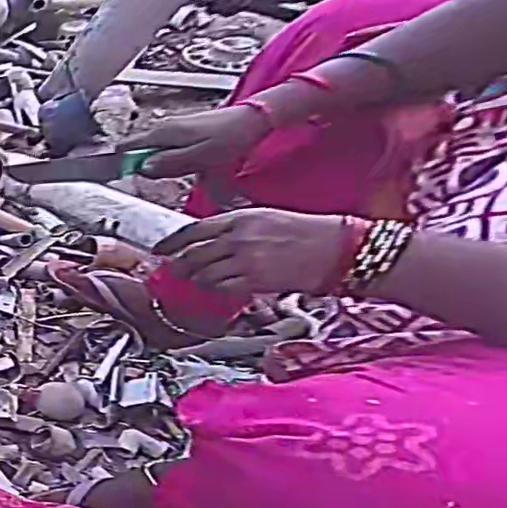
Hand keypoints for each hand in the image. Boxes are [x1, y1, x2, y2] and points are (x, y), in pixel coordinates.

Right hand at [120, 103, 271, 177]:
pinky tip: (196, 162)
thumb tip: (142, 169)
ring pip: (155, 152)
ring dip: (166, 164)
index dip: (124, 164)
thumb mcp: (201, 155)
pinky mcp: (183, 131)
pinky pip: (168, 149)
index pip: (124, 148)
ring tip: (191, 168)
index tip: (142, 175)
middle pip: (139, 153)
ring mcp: (171, 128)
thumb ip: (169, 162)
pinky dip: (176, 159)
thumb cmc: (232, 136)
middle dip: (151, 167)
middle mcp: (161, 129)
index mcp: (160, 133)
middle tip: (175, 173)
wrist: (259, 117)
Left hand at [154, 208, 353, 293]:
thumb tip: (202, 238)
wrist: (347, 249)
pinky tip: (220, 287)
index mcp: (239, 219)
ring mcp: (245, 259)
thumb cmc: (310, 232)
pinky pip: (220, 287)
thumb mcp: (266, 218)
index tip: (158, 250)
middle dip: (179, 265)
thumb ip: (232, 227)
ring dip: (197, 279)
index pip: (190, 231)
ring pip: (201, 273)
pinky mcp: (256, 279)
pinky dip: (215, 289)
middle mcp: (237, 238)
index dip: (170, 243)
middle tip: (178, 269)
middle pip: (190, 255)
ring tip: (201, 279)